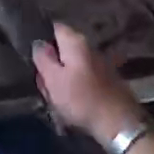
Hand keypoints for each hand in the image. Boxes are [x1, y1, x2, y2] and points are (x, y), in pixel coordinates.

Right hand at [32, 23, 144, 143]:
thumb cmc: (81, 99)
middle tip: (43, 80)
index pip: (53, 27)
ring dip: (62, 77)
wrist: (120, 125)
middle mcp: (90, 47)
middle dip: (51, 61)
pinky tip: (71, 101)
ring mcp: (101, 64)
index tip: (33, 53)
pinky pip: (83, 77)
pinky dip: (75, 85)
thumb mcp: (52, 78)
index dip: (41, 37)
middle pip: (62, 48)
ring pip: (72, 64)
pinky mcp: (107, 80)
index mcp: (75, 42)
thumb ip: (42, 57)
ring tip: (54, 95)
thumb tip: (38, 43)